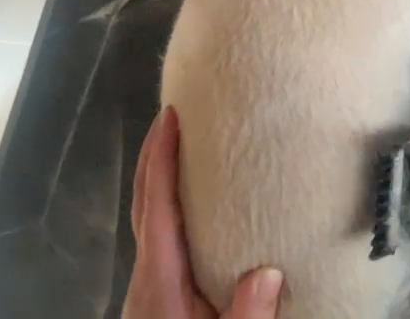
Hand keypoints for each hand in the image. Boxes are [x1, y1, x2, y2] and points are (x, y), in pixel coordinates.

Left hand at [124, 106, 283, 318]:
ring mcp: (146, 288)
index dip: (161, 159)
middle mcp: (147, 277)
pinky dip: (163, 202)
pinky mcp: (153, 297)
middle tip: (174, 113)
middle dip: (153, 155)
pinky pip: (155, 233)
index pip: (157, 207)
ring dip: (157, 177)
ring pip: (145, 218)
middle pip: (142, 203)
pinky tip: (188, 207)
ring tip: (183, 147)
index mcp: (162, 281)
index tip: (171, 116)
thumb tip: (267, 270)